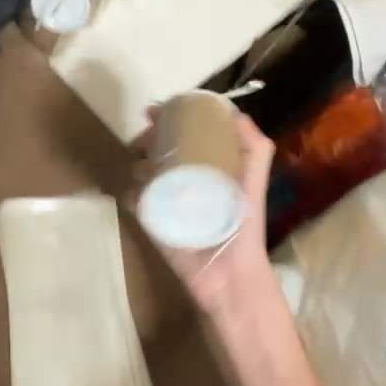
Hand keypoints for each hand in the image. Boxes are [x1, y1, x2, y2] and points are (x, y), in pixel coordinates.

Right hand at [138, 109, 276, 317]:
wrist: (228, 274)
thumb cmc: (243, 227)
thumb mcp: (254, 182)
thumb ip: (255, 150)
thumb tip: (237, 113)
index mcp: (210, 168)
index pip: (186, 135)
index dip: (171, 119)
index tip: (157, 111)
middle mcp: (187, 180)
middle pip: (160, 150)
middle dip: (150, 139)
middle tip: (146, 139)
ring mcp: (168, 201)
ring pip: (144, 172)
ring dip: (139, 165)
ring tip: (144, 168)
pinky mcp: (153, 222)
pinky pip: (134, 201)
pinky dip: (131, 194)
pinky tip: (136, 192)